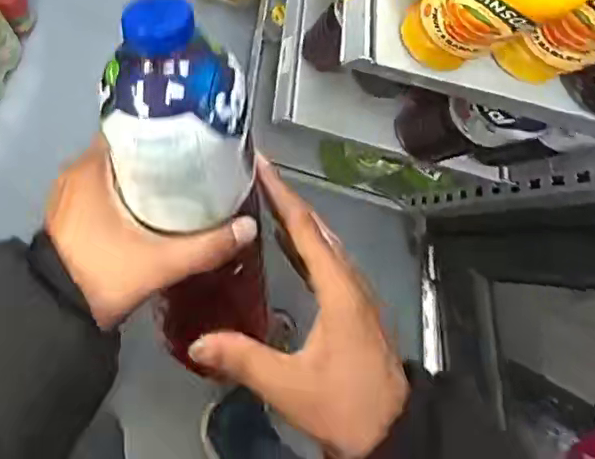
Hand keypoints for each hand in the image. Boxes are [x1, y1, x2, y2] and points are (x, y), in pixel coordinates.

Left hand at [45, 135, 257, 330]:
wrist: (55, 315)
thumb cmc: (103, 274)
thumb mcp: (160, 262)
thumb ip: (206, 245)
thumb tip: (248, 226)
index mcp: (91, 165)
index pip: (129, 127)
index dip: (159, 128)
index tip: (188, 134)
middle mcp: (76, 169)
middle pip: (124, 148)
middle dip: (156, 153)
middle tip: (193, 159)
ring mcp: (69, 192)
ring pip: (112, 170)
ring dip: (140, 173)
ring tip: (179, 179)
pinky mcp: (68, 213)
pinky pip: (101, 188)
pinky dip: (124, 190)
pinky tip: (151, 205)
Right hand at [189, 156, 408, 458]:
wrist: (398, 436)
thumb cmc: (346, 406)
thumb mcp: (291, 387)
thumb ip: (244, 359)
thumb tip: (197, 341)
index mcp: (338, 287)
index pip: (305, 227)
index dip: (281, 193)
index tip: (260, 163)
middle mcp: (349, 279)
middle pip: (316, 226)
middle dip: (285, 196)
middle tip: (254, 173)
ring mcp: (355, 292)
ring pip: (323, 240)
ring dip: (295, 215)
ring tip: (264, 197)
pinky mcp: (354, 305)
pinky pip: (326, 257)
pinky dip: (304, 239)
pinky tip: (284, 241)